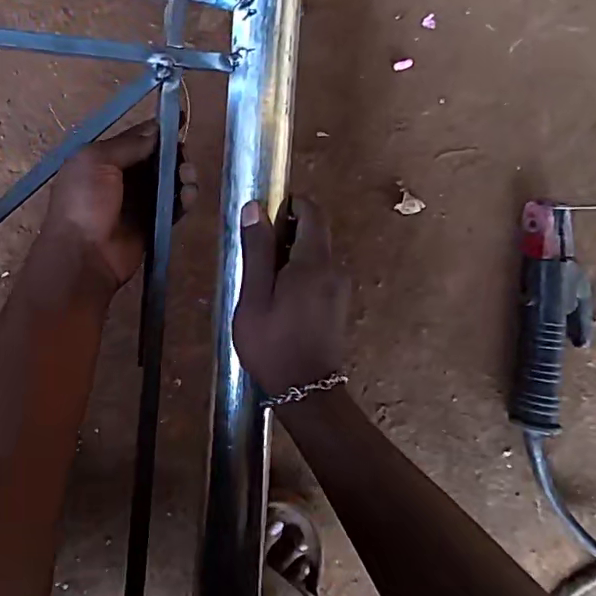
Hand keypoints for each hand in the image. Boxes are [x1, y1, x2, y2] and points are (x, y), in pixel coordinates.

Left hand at [41, 119, 195, 290]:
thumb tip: (157, 129)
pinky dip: (185, 198)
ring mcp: (139, 201)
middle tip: (184, 160)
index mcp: (104, 158)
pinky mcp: (153, 222)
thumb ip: (129, 144)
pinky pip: (175, 205)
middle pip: (159, 158)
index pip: (138, 138)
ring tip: (187, 180)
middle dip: (175, 154)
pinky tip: (189, 196)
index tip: (182, 119)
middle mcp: (123, 177)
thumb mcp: (97, 161)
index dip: (160, 129)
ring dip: (183, 176)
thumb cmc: (84, 203)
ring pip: (170, 180)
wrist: (83, 256)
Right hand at [233, 197, 349, 394]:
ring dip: (292, 254)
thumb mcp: (254, 297)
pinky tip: (280, 298)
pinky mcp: (339, 303)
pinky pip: (321, 273)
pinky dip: (301, 272)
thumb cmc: (273, 344)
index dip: (291, 204)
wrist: (306, 391)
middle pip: (316, 232)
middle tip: (257, 252)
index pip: (313, 212)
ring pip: (317, 254)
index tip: (266, 214)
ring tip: (263, 281)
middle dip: (287, 230)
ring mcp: (340, 287)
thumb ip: (257, 251)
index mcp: (314, 262)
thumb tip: (255, 208)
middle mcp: (334, 269)